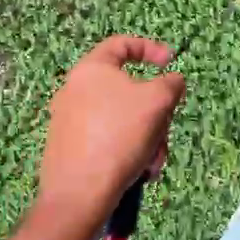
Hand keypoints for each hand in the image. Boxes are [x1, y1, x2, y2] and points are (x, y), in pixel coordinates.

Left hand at [36, 36, 186, 237]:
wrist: (79, 196)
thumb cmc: (120, 136)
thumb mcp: (160, 100)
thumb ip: (172, 82)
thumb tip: (170, 83)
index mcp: (91, 70)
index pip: (122, 43)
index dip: (152, 48)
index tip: (171, 63)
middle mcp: (73, 91)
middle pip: (128, 86)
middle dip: (155, 107)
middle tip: (165, 124)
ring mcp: (68, 122)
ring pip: (123, 116)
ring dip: (147, 133)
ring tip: (153, 157)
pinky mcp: (68, 148)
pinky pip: (109, 137)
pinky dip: (129, 148)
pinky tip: (139, 169)